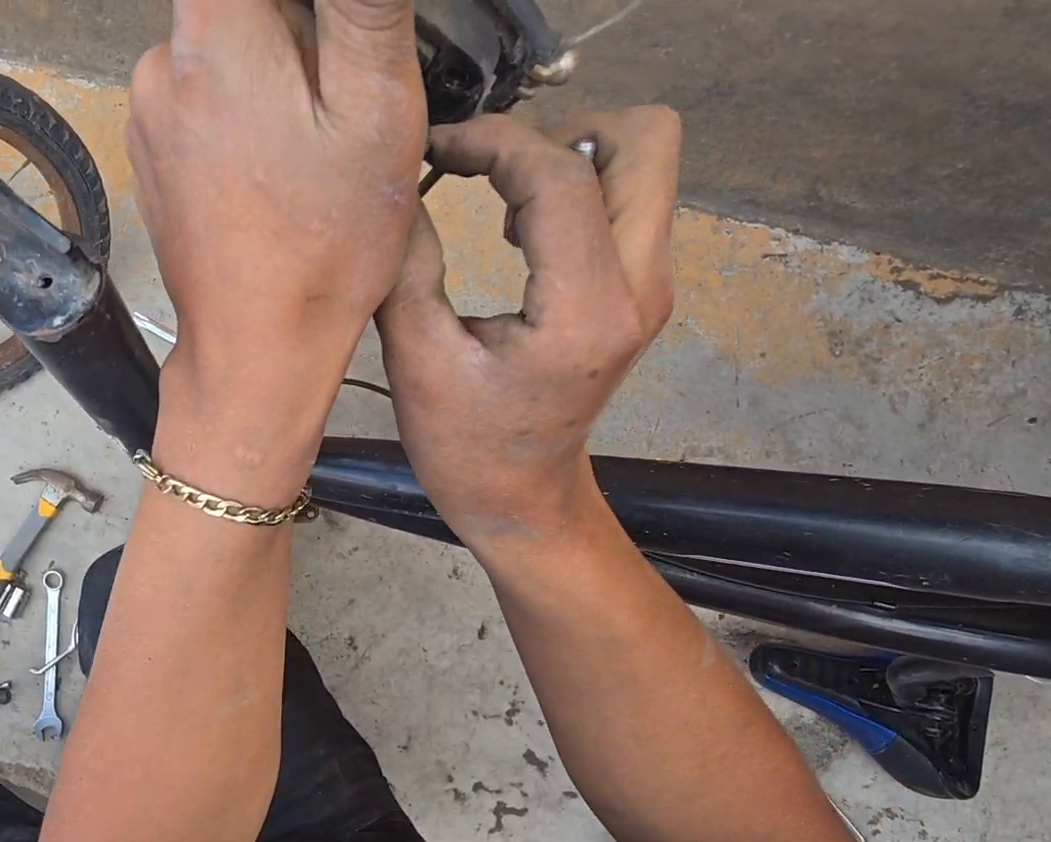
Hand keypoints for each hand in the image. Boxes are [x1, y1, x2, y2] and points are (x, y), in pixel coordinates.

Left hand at [129, 0, 425, 503]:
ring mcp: (146, 118)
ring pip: (223, 50)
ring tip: (310, 150)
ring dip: (276, 77)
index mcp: (210, 36)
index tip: (332, 52)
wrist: (257, 349)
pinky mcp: (152, 158)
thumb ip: (360, 7)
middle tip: (337, 107)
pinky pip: (203, 102)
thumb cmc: (322, 247)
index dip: (303, 12)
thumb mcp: (375, 106)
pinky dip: (244, 116)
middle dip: (299, 36)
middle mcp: (157, 66)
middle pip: (240, 3)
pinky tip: (274, 173)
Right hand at [375, 108, 681, 544]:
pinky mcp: (640, 290)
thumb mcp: (419, 360)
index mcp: (584, 310)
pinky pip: (627, 200)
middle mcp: (639, 287)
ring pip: (645, 162)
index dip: (494, 142)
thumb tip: (401, 189)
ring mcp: (650, 287)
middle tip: (490, 171)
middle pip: (646, 139)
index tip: (437, 150)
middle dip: (559, 134)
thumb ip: (410, 266)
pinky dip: (576, 190)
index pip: (560, 176)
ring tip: (500, 201)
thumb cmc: (464, 446)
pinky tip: (520, 231)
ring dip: (569, 159)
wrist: (522, 498)